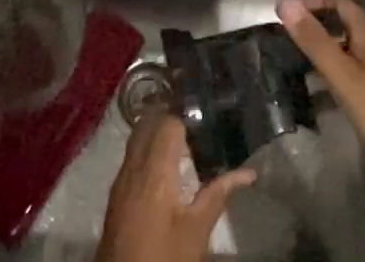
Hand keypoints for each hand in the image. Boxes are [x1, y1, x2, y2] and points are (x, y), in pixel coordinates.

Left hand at [95, 113, 254, 261]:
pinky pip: (131, 155)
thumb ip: (219, 194)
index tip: (206, 121)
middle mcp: (133, 165)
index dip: (186, 117)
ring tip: (185, 144)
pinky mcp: (116, 191)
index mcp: (155, 170)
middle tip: (197, 129)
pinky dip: (147, 149)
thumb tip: (248, 172)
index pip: (167, 123)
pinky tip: (165, 165)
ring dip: (156, 132)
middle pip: (148, 123)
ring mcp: (121, 177)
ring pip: (136, 137)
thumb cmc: (165, 256)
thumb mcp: (198, 229)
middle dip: (170, 118)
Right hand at [278, 0, 364, 175]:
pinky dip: (331, 70)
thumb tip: (285, 4)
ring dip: (319, 49)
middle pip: (340, 20)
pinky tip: (314, 90)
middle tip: (281, 38)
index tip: (281, 16)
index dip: (308, 2)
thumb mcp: (342, 76)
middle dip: (311, 25)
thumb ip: (314, 41)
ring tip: (291, 62)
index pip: (336, 0)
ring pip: (344, 45)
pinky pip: (350, 66)